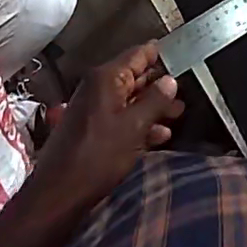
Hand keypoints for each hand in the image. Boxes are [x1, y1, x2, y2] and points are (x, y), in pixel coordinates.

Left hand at [23, 43, 183, 221]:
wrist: (60, 192)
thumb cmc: (98, 155)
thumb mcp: (133, 127)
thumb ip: (154, 101)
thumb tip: (170, 80)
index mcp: (106, 78)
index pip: (137, 54)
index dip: (160, 54)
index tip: (182, 55)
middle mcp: (99, 86)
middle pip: (135, 76)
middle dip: (160, 84)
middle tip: (185, 91)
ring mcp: (95, 107)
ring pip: (130, 99)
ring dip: (153, 106)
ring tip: (178, 113)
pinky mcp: (93, 127)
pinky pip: (121, 117)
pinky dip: (139, 123)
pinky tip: (160, 135)